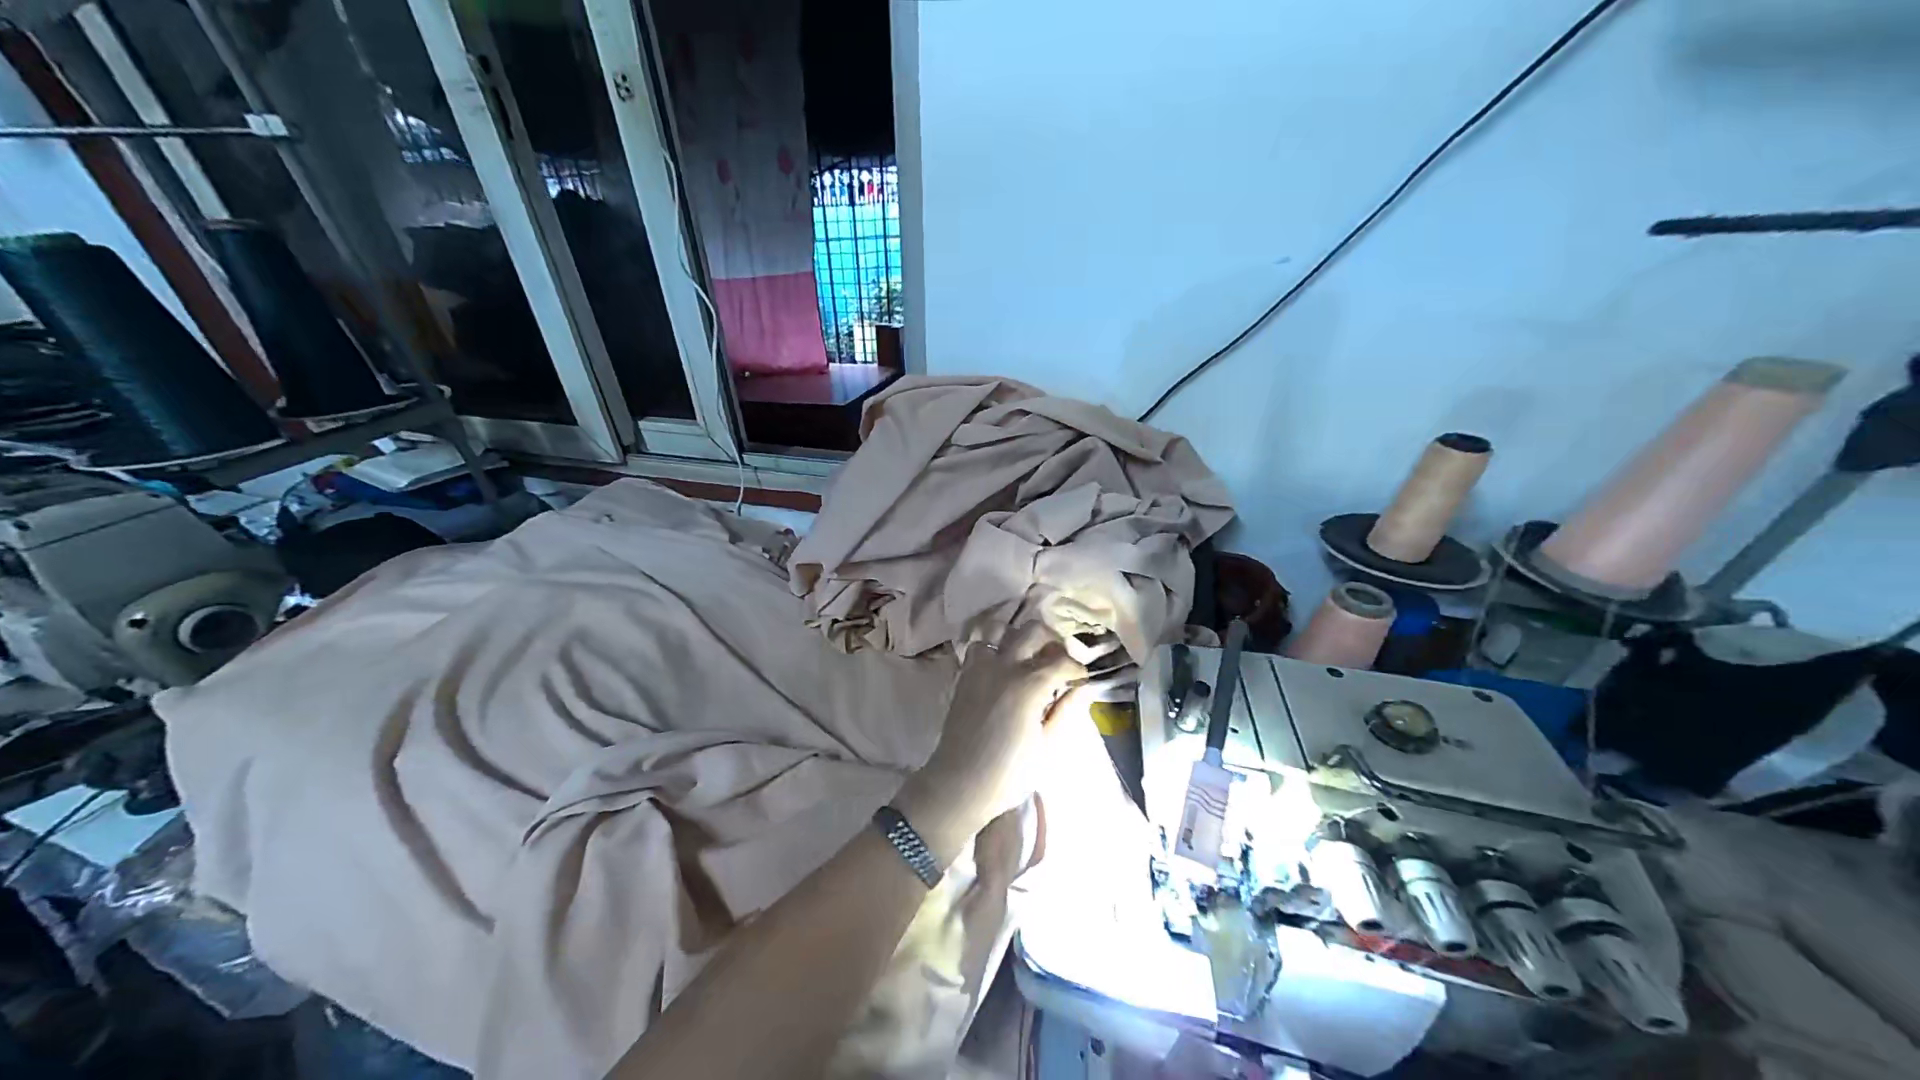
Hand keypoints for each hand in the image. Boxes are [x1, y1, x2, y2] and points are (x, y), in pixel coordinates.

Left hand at [893, 626, 1086, 861]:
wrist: (960, 783)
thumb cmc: (1009, 773)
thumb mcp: (1047, 745)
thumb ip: (1066, 711)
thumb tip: (1083, 689)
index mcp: (1029, 685)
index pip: (1062, 660)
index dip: (1077, 668)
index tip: (1081, 681)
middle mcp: (1004, 666)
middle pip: (1033, 631)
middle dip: (1052, 641)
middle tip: (1059, 662)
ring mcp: (981, 667)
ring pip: (1001, 629)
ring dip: (1019, 637)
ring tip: (1029, 657)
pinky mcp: (964, 675)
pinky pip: (979, 645)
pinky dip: (994, 646)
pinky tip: (1004, 665)